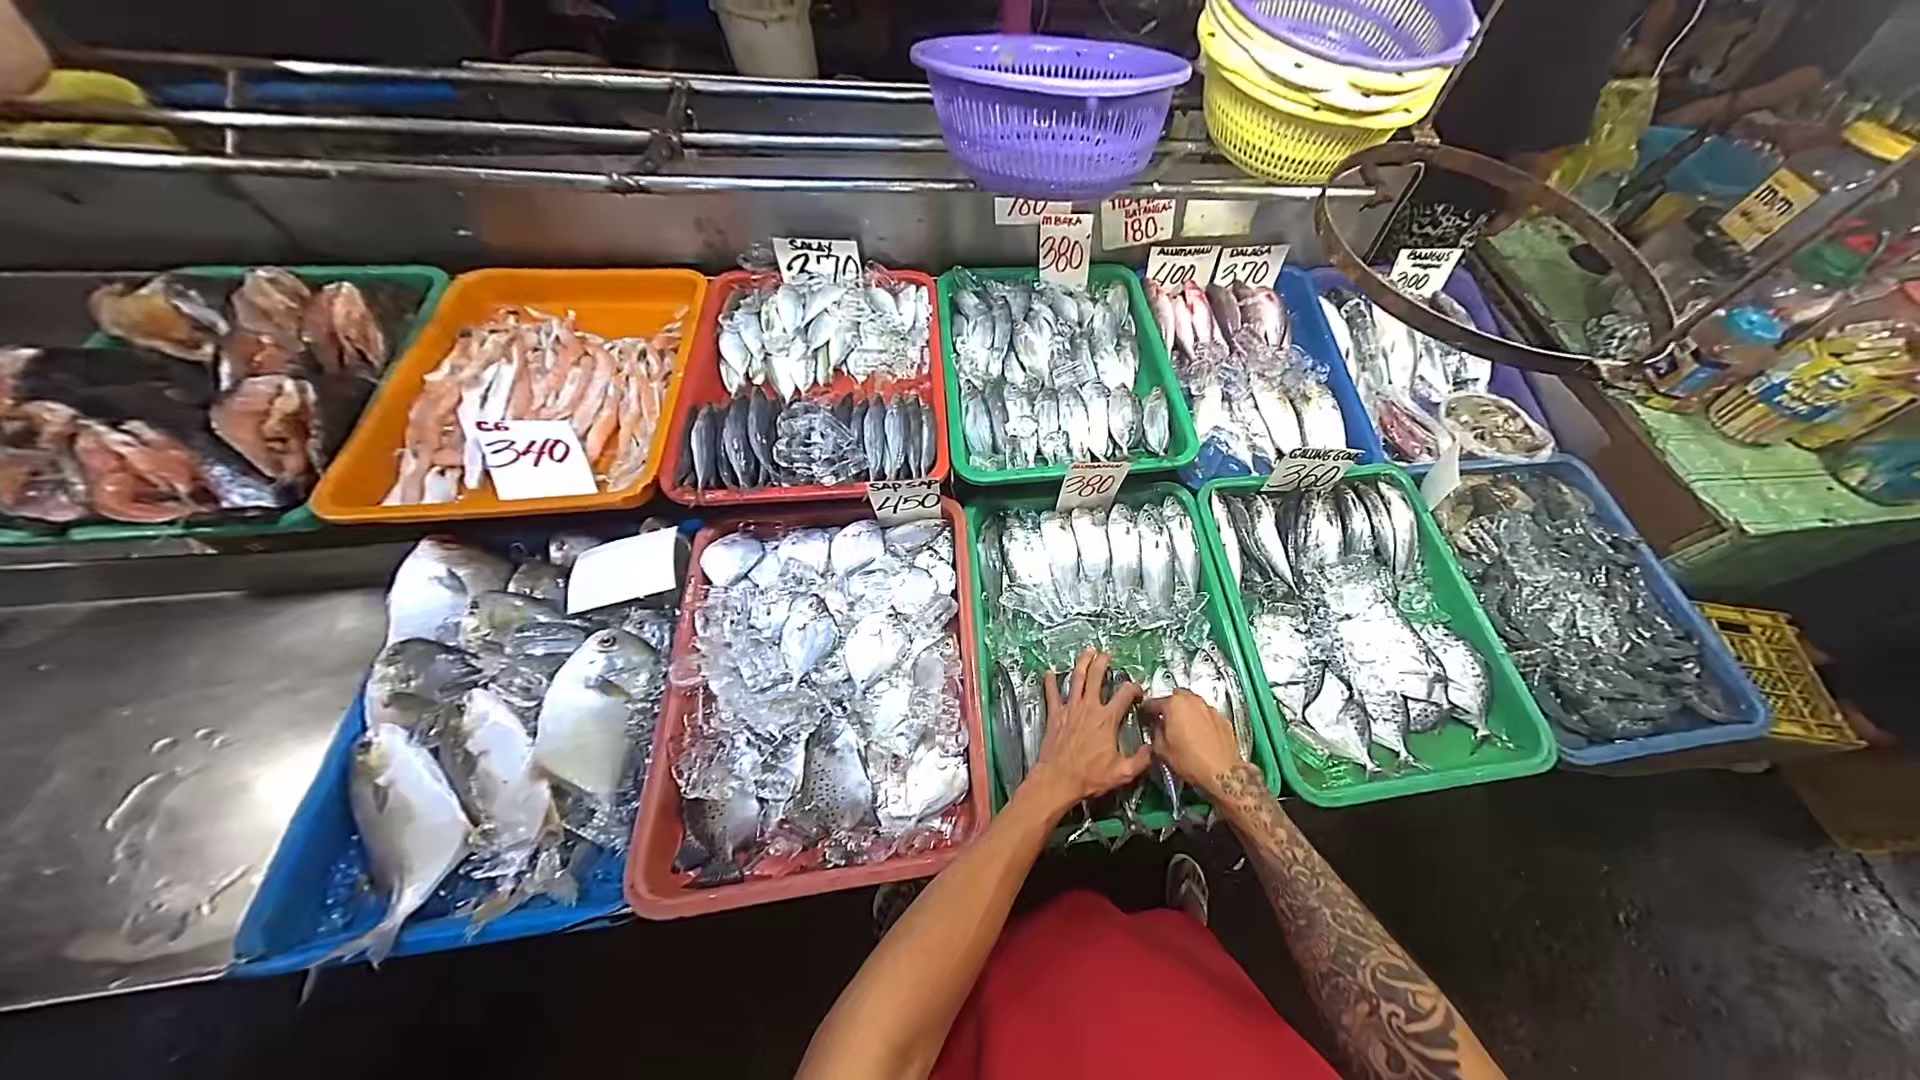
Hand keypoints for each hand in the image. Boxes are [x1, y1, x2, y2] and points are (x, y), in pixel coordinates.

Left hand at [1024, 649, 1148, 811]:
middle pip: (1096, 677)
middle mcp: (1089, 707)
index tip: (1137, 689)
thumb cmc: (1090, 776)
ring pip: (1076, 679)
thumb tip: (1154, 748)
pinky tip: (1049, 672)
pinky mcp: (1054, 714)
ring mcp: (1070, 708)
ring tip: (1087, 652)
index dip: (1133, 688)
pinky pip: (1051, 693)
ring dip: (1082, 663)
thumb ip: (1141, 760)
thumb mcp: (1122, 772)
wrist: (1058, 779)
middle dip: (1103, 662)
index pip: (1124, 694)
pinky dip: (1050, 682)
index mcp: (1107, 719)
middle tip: (1107, 654)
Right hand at [1142, 689, 1242, 798]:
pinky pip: (1207, 714)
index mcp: (1174, 704)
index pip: (1153, 702)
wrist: (1223, 774)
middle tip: (1166, 721)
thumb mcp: (1161, 749)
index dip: (1147, 711)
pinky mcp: (1223, 719)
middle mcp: (1193, 700)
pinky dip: (1201, 720)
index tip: (1146, 718)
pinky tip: (1200, 735)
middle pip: (1176, 697)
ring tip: (1184, 728)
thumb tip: (1158, 728)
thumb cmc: (1189, 761)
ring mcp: (1210, 708)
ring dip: (1186, 711)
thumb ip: (1155, 732)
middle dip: (1169, 706)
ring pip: (1193, 704)